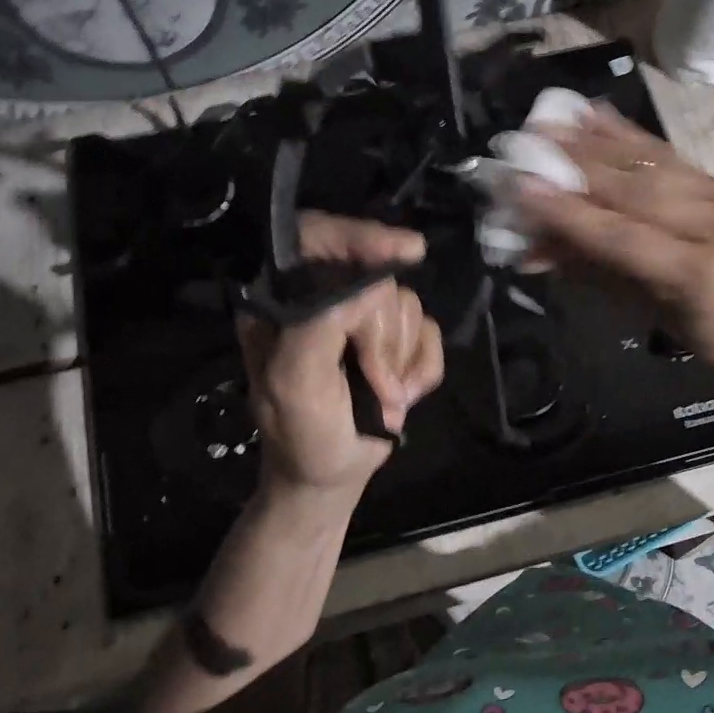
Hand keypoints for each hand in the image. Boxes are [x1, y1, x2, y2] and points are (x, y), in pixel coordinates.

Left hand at [236, 214, 443, 498]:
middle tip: (376, 382)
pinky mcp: (396, 341)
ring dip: (401, 362)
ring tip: (382, 399)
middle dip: (384, 339)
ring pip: (408, 306)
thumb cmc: (301, 433)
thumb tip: (370, 287)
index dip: (361, 237)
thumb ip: (321, 326)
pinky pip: (429, 333)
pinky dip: (422, 370)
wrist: (332, 475)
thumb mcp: (296, 382)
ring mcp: (364, 320)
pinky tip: (402, 398)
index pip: (318, 238)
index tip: (408, 250)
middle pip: (378, 280)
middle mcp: (325, 299)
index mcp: (284, 299)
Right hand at [519, 105, 713, 371]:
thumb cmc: (696, 333)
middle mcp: (712, 225)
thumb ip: (588, 272)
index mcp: (693, 273)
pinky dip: (626, 135)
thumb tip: (531, 249)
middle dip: (575, 165)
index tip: (521, 188)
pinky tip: (594, 114)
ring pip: (648, 164)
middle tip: (527, 145)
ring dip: (595, 141)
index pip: (619, 235)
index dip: (568, 212)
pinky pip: (666, 156)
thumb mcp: (637, 310)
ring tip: (552, 122)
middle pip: (634, 189)